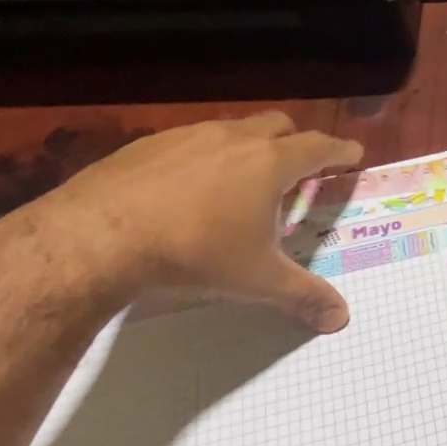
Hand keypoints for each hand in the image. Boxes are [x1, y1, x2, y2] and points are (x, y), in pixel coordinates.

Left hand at [10, 113, 362, 331]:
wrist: (93, 239)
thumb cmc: (194, 252)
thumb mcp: (256, 280)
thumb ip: (303, 295)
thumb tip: (341, 319)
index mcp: (269, 163)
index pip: (318, 147)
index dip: (340, 151)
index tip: (353, 154)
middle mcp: (232, 139)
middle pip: (278, 125)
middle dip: (296, 141)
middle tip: (301, 167)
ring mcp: (185, 137)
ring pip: (232, 130)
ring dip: (249, 147)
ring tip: (244, 180)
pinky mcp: (145, 146)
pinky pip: (190, 142)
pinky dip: (205, 157)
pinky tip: (190, 190)